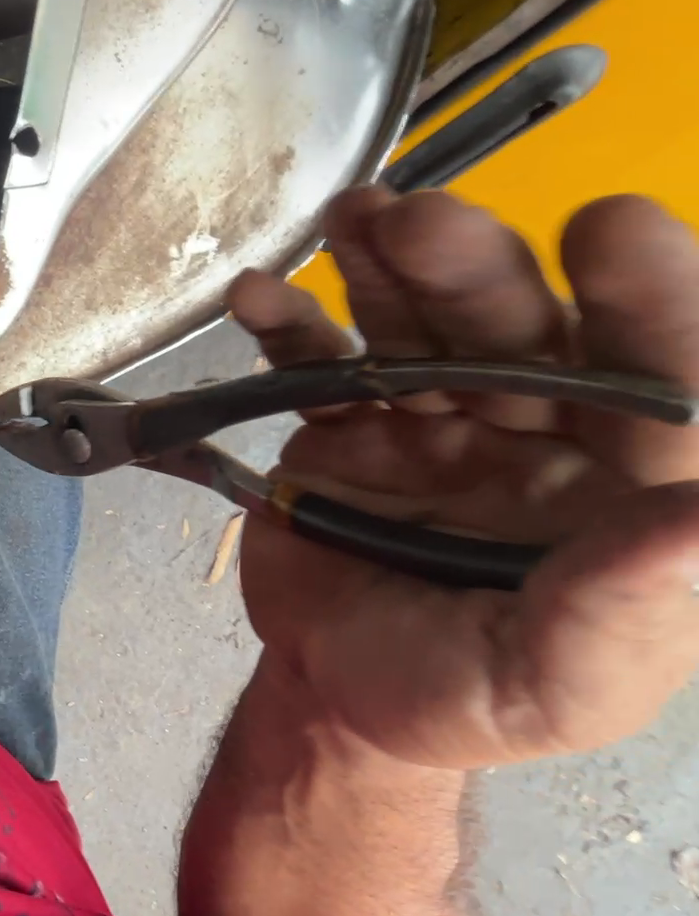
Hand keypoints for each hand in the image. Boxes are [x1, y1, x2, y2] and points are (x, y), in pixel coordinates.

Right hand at [227, 190, 698, 769]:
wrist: (334, 690)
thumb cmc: (457, 697)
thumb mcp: (553, 683)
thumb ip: (626, 610)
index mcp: (623, 481)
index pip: (659, 377)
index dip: (647, 298)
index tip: (609, 229)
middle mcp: (535, 430)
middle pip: (515, 331)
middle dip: (472, 269)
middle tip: (421, 222)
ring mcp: (428, 421)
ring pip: (415, 328)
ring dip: (381, 270)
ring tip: (350, 218)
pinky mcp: (339, 427)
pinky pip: (312, 366)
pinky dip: (284, 326)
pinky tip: (256, 297)